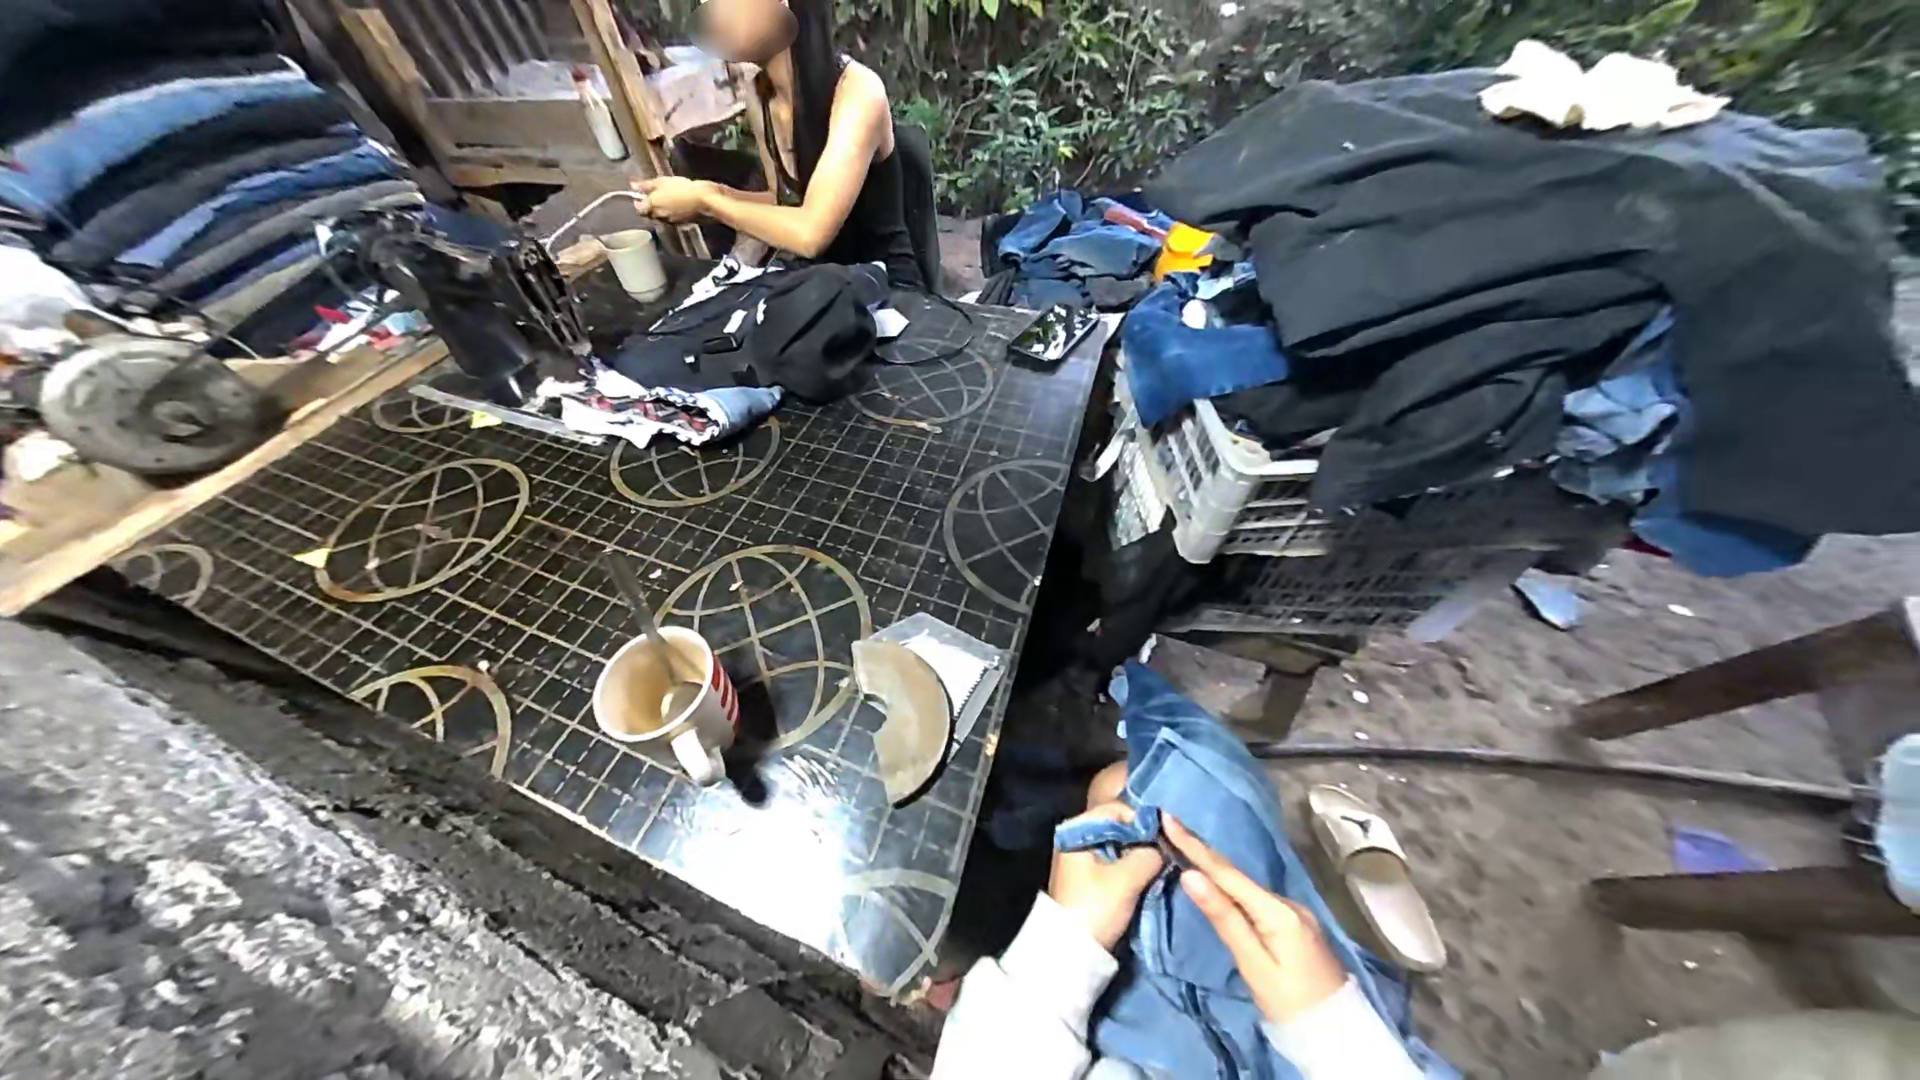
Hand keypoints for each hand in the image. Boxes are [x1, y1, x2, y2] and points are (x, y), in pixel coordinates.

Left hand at [632, 176, 711, 223]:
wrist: (706, 201)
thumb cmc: (683, 189)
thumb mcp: (662, 182)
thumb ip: (646, 185)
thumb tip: (634, 186)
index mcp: (652, 207)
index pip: (639, 209)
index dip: (638, 202)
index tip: (642, 194)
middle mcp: (660, 218)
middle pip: (651, 214)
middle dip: (651, 206)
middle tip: (656, 194)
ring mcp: (673, 222)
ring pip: (662, 217)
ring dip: (663, 209)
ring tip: (669, 197)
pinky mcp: (684, 224)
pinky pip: (674, 219)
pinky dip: (673, 212)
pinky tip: (679, 204)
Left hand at [1049, 802, 1164, 950]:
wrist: (1071, 950)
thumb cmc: (1095, 908)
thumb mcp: (1125, 881)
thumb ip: (1147, 856)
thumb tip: (1162, 846)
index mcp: (1076, 829)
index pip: (1113, 809)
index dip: (1139, 819)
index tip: (1161, 836)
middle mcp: (1074, 835)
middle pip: (1114, 824)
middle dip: (1139, 835)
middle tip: (1163, 848)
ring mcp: (1078, 854)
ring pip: (1114, 842)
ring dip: (1135, 850)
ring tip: (1157, 861)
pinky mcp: (1085, 873)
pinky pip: (1110, 857)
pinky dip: (1127, 862)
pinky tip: (1144, 872)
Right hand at [1164, 815, 1347, 1024]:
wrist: (1343, 1041)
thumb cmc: (1294, 1007)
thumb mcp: (1254, 966)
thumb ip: (1224, 918)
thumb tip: (1189, 875)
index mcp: (1278, 910)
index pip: (1226, 872)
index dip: (1194, 845)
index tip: (1168, 818)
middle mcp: (1287, 902)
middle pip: (1235, 873)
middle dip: (1201, 849)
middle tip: (1170, 824)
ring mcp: (1293, 912)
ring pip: (1244, 883)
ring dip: (1213, 865)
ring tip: (1183, 844)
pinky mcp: (1294, 924)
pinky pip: (1254, 896)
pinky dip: (1230, 884)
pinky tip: (1215, 878)